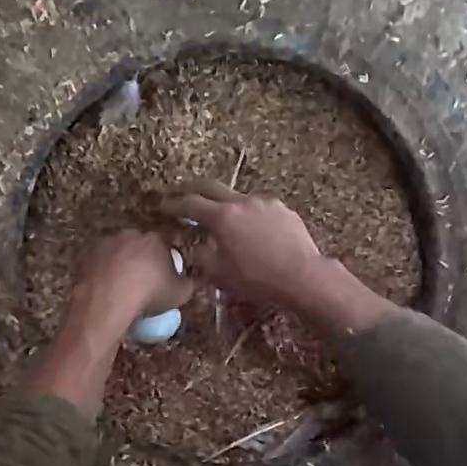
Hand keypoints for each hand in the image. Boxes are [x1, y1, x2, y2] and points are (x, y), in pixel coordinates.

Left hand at [68, 230, 194, 330]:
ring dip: (119, 264)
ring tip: (120, 287)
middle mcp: (130, 235)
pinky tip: (104, 288)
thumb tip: (192, 279)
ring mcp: (106, 242)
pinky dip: (102, 271)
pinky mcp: (86, 253)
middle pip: (139, 246)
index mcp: (155, 240)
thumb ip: (189, 283)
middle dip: (140, 260)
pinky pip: (98, 262)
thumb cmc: (149, 294)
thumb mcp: (180, 293)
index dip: (163, 262)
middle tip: (141, 283)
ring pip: (117, 252)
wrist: (108, 300)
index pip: (164, 246)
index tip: (162, 279)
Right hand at [162, 180, 399, 335]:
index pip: (190, 203)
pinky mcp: (284, 211)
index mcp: (222, 216)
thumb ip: (200, 255)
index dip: (174, 204)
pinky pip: (260, 209)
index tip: (164, 206)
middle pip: (211, 187)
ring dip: (226, 206)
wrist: (302, 277)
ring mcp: (266, 203)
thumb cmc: (256, 278)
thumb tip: (193, 246)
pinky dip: (250, 217)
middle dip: (194, 190)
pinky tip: (254, 233)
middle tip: (184, 195)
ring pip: (238, 198)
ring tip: (224, 222)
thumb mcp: (219, 273)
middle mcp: (242, 202)